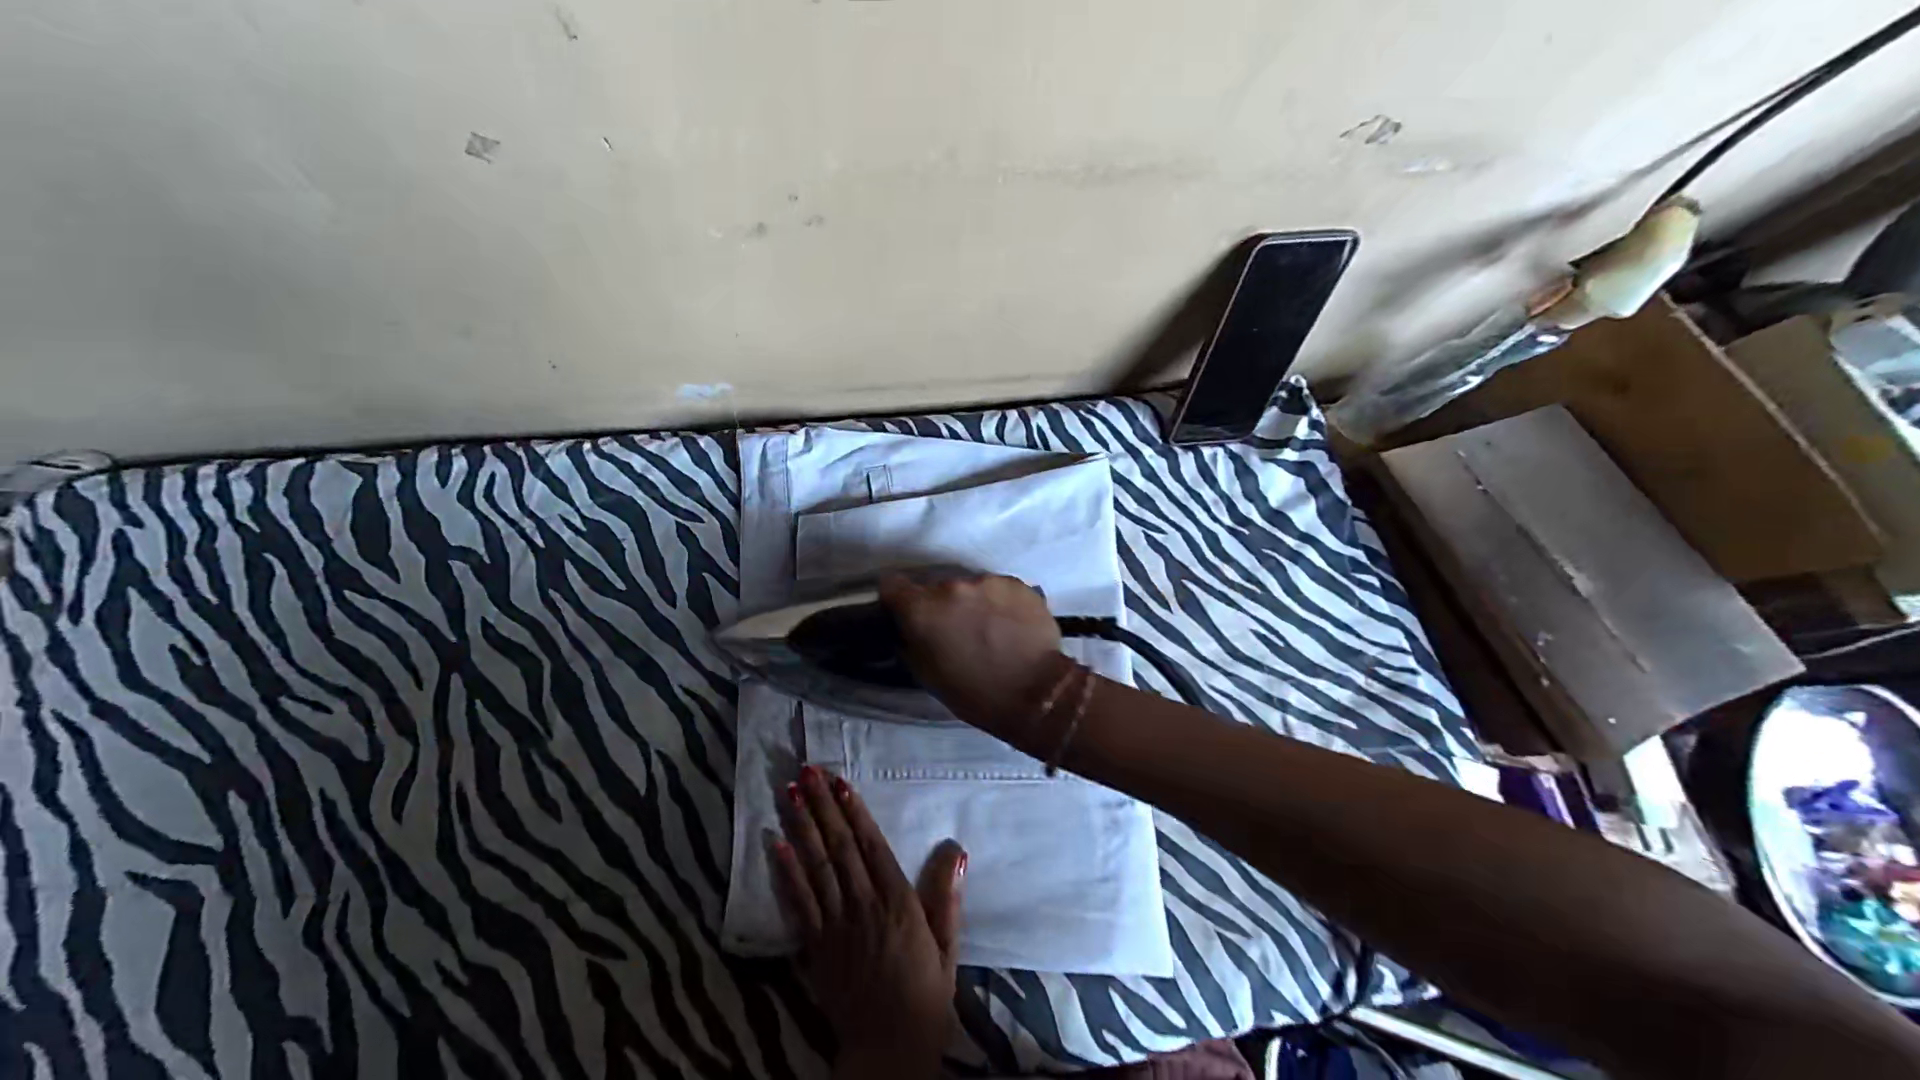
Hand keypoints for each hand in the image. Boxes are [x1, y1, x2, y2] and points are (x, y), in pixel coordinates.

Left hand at [773, 765, 966, 1078]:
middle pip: (839, 847)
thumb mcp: (948, 945)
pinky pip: (799, 903)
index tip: (840, 781)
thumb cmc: (926, 994)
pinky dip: (787, 872)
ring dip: (802, 826)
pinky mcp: (816, 946)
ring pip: (816, 866)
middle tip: (806, 771)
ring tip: (789, 793)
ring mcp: (836, 925)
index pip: (872, 846)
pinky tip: (777, 843)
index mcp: (899, 902)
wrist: (889, 1048)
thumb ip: (947, 897)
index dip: (855, 811)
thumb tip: (955, 849)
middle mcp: (864, 906)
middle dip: (822, 805)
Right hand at [878, 572, 1067, 744]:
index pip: (892, 585)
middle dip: (941, 605)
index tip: (906, 611)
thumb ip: (911, 641)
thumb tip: (907, 628)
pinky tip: (1010, 626)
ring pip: (969, 587)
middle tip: (955, 630)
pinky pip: (998, 589)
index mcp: (922, 609)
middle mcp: (950, 586)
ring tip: (989, 630)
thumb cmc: (973, 692)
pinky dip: (1000, 603)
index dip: (898, 598)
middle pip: (935, 587)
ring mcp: (986, 581)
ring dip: (972, 603)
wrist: (1035, 693)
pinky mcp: (1016, 583)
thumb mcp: (927, 673)